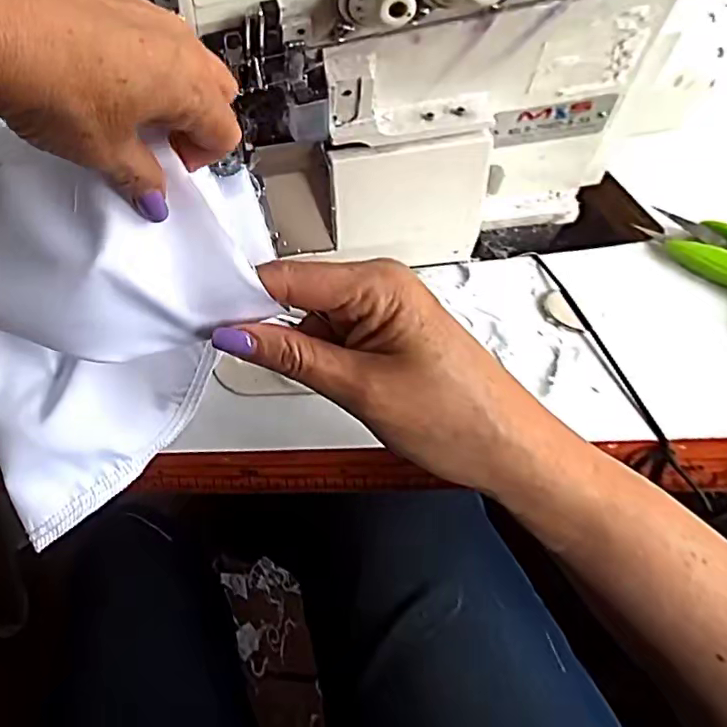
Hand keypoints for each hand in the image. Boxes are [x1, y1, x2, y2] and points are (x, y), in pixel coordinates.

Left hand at [0, 0, 240, 218]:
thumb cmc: (54, 86)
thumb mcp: (101, 150)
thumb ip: (138, 177)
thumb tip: (153, 197)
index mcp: (188, 83)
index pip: (225, 130)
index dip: (201, 157)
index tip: (166, 167)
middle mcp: (176, 42)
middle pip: (215, 88)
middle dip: (196, 119)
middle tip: (153, 141)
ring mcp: (144, 12)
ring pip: (180, 56)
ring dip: (167, 86)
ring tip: (119, 106)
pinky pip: (142, 31)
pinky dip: (135, 57)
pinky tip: (90, 72)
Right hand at [212, 260, 573, 491]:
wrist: (514, 452)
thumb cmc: (464, 417)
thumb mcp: (360, 387)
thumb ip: (291, 355)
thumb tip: (240, 334)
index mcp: (378, 282)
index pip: (288, 275)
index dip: (245, 296)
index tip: (212, 318)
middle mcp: (381, 284)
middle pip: (297, 289)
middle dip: (268, 321)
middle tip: (238, 350)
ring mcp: (383, 305)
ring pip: (311, 312)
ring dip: (295, 341)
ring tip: (299, 376)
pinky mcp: (384, 326)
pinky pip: (332, 327)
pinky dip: (316, 350)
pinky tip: (322, 375)